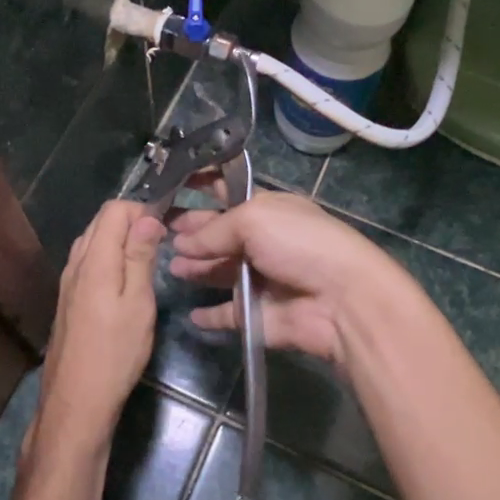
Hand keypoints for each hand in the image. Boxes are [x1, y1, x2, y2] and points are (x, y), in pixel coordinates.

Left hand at [34, 200, 165, 455]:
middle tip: (162, 241)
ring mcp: (68, 281)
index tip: (167, 226)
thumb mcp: (138, 303)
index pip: (115, 209)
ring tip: (148, 257)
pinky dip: (108, 256)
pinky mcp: (67, 298)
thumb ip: (140, 257)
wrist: (77, 399)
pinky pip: (88, 260)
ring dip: (119, 238)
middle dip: (132, 220)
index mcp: (95, 259)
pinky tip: (125, 278)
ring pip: (93, 240)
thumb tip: (147, 217)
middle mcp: (76, 263)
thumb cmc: (116, 352)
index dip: (143, 209)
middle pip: (101, 221)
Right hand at [170, 190, 418, 365]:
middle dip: (192, 230)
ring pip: (220, 272)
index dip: (202, 185)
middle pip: (219, 233)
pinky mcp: (258, 315)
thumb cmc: (300, 244)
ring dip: (196, 269)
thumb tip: (181, 243)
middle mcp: (264, 240)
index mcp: (267, 208)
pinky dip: (210, 315)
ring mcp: (261, 279)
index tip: (170, 185)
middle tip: (158, 231)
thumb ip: (213, 230)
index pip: (229, 190)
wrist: (342, 300)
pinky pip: (228, 314)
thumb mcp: (254, 219)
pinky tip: (190, 313)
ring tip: (169, 267)